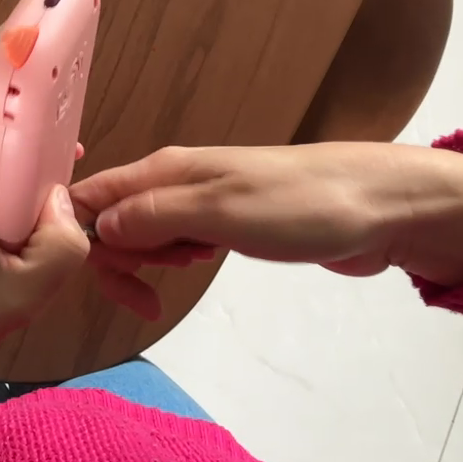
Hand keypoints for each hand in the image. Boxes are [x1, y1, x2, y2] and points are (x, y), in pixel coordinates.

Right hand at [69, 142, 462, 306]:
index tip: (106, 274)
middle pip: (111, 217)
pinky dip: (175, 259)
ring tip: (190, 267)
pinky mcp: (224, 221)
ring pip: (143, 232)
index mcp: (162, 169)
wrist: (381, 206)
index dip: (81, 234)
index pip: (90, 195)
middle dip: (118, 258)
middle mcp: (172, 181)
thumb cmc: (299, 205)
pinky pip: (175, 241)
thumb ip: (151, 217)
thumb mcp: (218, 211)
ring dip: (150, 260)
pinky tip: (199, 264)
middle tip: (149, 292)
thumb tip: (94, 227)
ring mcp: (198, 201)